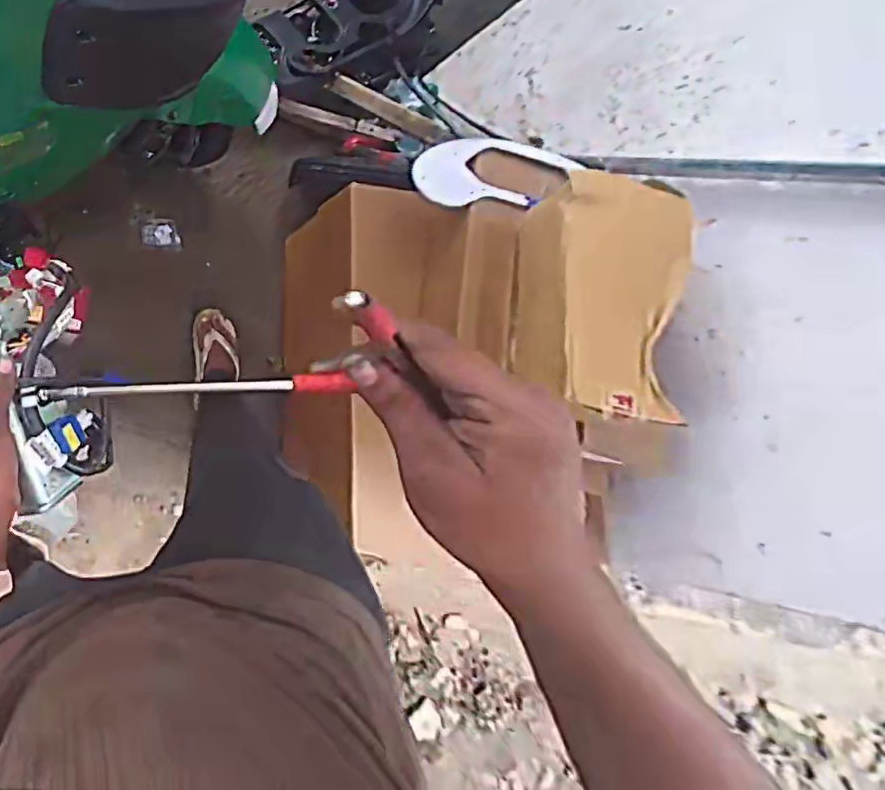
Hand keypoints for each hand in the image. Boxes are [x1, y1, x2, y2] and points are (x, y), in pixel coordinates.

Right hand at [348, 319, 591, 602]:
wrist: (545, 575)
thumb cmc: (488, 531)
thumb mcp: (429, 467)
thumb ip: (397, 407)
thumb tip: (361, 364)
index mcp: (512, 406)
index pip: (435, 346)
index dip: (385, 326)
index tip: (346, 309)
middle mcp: (526, 395)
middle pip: (441, 356)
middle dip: (386, 357)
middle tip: (339, 369)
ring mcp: (528, 405)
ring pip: (449, 371)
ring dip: (404, 376)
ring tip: (366, 391)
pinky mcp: (522, 417)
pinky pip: (463, 389)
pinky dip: (427, 392)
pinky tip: (406, 408)